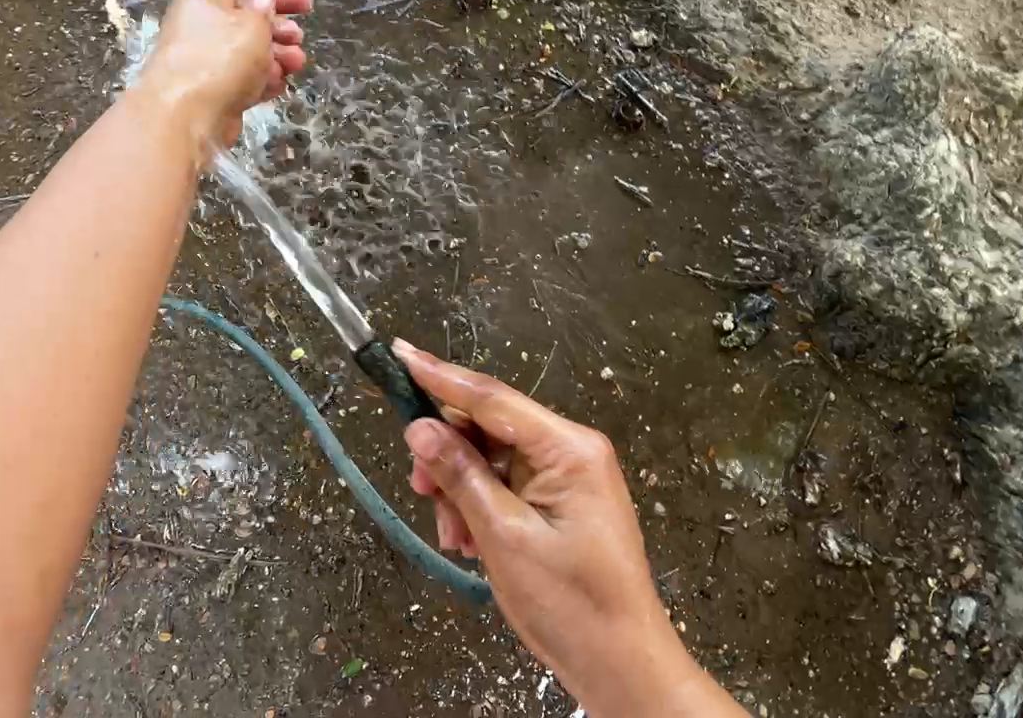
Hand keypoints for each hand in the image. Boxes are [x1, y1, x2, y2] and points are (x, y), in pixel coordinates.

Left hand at [132, 0, 311, 153]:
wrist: (185, 114)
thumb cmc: (221, 59)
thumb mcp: (252, 26)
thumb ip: (264, 12)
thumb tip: (264, 0)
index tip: (308, 5)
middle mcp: (201, 25)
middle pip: (249, 23)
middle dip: (279, 32)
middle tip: (299, 40)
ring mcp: (205, 60)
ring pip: (248, 54)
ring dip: (276, 58)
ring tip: (296, 64)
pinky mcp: (211, 90)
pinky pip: (242, 79)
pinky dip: (262, 80)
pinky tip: (280, 84)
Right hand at [394, 341, 747, 717]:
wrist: (622, 668)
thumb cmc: (569, 602)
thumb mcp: (503, 536)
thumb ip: (460, 475)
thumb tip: (418, 427)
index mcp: (567, 447)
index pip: (492, 398)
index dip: (441, 376)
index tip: (400, 353)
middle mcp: (569, 448)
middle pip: (487, 427)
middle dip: (449, 457)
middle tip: (422, 492)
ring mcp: (566, 474)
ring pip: (489, 458)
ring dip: (461, 491)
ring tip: (455, 537)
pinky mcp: (559, 498)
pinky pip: (504, 483)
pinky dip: (479, 506)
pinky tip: (471, 542)